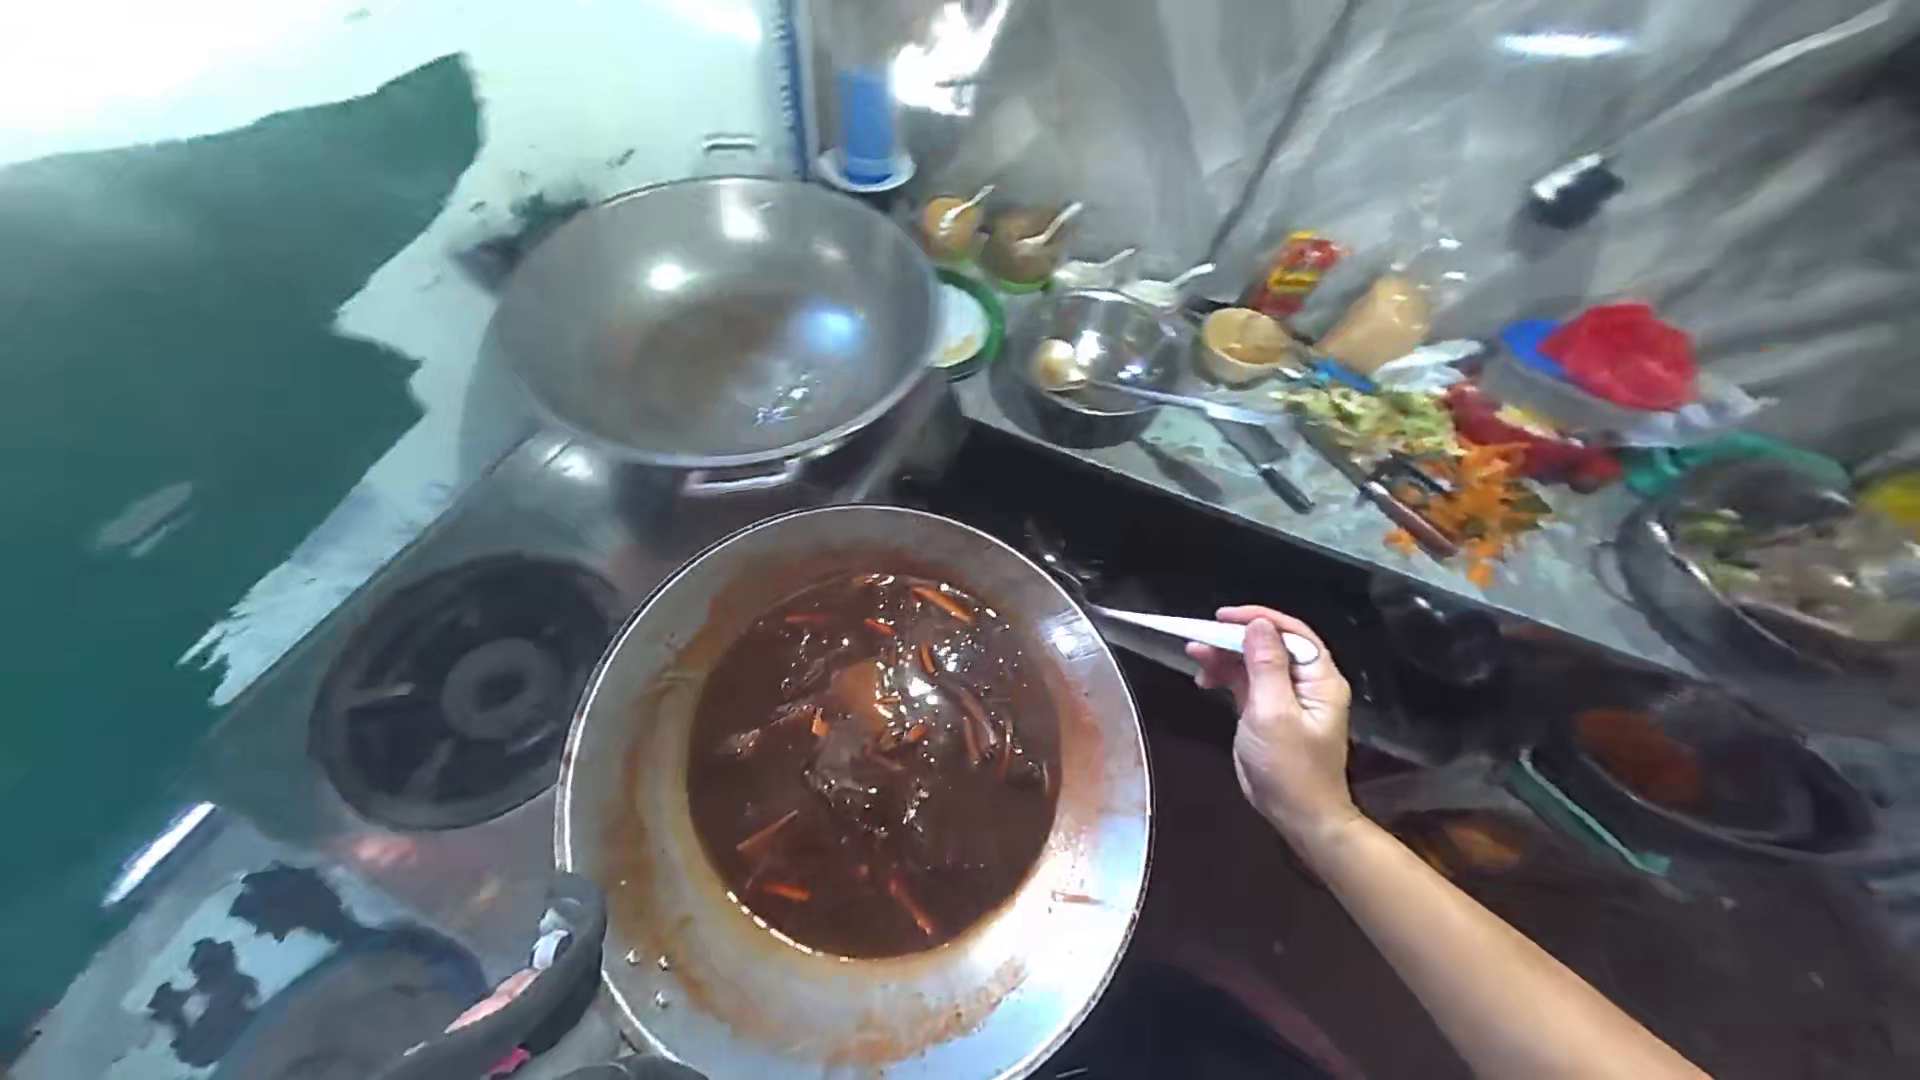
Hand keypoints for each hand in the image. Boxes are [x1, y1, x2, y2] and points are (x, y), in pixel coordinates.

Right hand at [1186, 606, 1356, 844]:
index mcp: (1318, 680)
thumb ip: (1266, 666)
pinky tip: (1204, 680)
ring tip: (1194, 656)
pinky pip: (1243, 681)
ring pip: (1251, 661)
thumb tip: (1258, 625)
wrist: (1297, 815)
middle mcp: (1304, 683)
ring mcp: (1284, 697)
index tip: (1222, 617)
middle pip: (1268, 645)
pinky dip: (1223, 676)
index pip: (1291, 634)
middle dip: (1232, 639)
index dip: (1258, 619)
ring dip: (1223, 656)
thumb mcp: (1273, 713)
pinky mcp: (1265, 710)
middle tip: (1199, 638)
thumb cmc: (1290, 767)